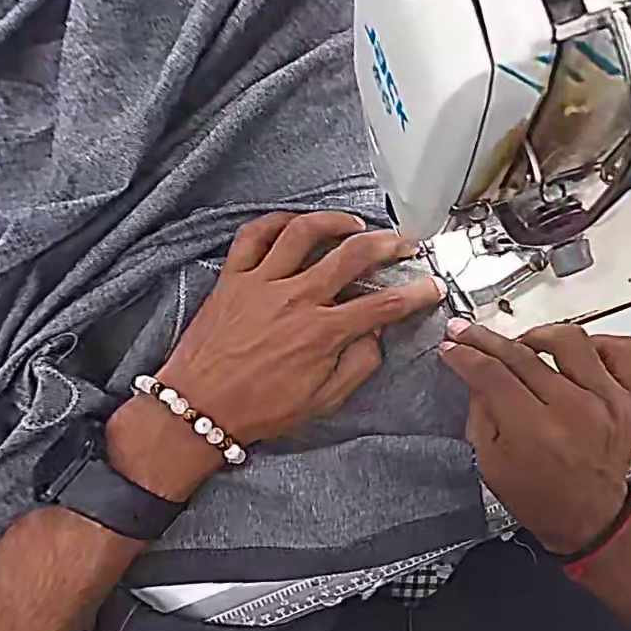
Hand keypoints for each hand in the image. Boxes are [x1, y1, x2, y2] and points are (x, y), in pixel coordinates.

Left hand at [109, 211, 444, 498]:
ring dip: (336, 221)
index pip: (383, 305)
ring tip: (355, 224)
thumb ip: (357, 365)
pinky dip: (276, 221)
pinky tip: (294, 223)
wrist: (200, 408)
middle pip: (353, 255)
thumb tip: (376, 335)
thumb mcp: (322, 402)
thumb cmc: (259, 408)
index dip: (415, 294)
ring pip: (304, 232)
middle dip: (388, 244)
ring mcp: (262, 283)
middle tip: (402, 244)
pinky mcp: (233, 278)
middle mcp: (296, 300)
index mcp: (321, 333)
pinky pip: (254, 236)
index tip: (430, 287)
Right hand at [437, 320, 630, 555]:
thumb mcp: (491, 464)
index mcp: (534, 431)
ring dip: (537, 335)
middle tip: (470, 335)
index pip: (490, 373)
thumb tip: (476, 374)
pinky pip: (620, 349)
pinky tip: (575, 354)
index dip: (464, 355)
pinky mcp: (629, 399)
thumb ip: (481, 414)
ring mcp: (607, 401)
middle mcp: (574, 410)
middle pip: (521, 353)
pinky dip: (596, 343)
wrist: (591, 520)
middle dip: (486, 340)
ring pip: (569, 339)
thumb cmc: (543, 499)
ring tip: (523, 344)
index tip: (452, 347)